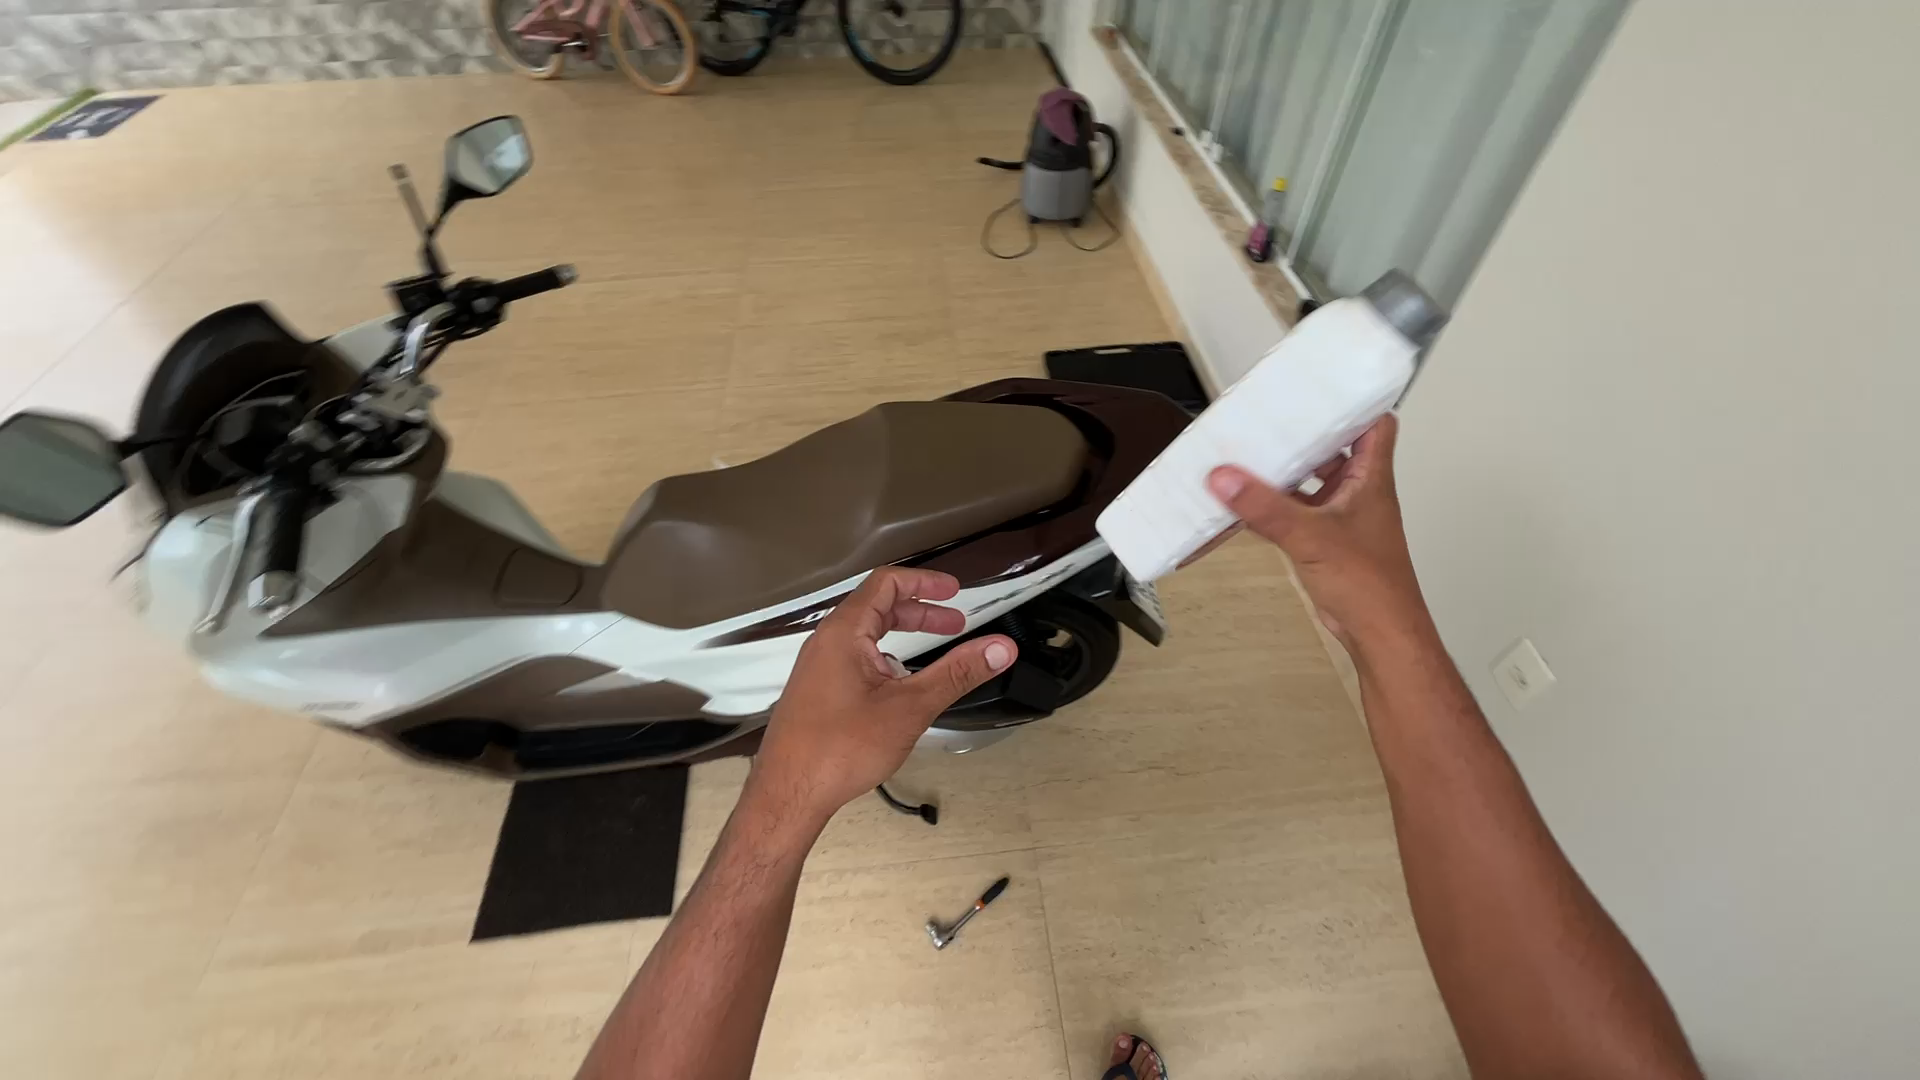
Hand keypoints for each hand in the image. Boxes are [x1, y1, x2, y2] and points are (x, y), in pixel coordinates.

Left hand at [750, 567, 1016, 824]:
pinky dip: (885, 655)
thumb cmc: (841, 749)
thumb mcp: (910, 707)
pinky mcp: (816, 690)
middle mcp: (827, 641)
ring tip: (936, 649)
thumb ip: (957, 673)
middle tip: (956, 623)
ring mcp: (818, 666)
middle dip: (921, 611)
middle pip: (878, 606)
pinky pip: (855, 656)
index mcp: (845, 632)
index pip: (886, 583)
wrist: (787, 796)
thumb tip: (1000, 648)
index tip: (955, 591)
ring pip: (866, 633)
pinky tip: (902, 683)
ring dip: (903, 633)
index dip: (924, 581)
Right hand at [1203, 414, 1431, 651]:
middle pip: (1334, 449)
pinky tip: (1244, 501)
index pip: (1374, 424)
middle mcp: (1358, 491)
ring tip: (1247, 453)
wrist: (1378, 633)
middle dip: (1302, 435)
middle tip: (1265, 419)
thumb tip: (1221, 476)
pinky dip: (1273, 505)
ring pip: (1311, 482)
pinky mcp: (1324, 540)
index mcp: (1371, 477)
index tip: (1315, 389)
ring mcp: (1341, 516)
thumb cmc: (1365, 581)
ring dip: (1285, 471)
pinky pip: (1295, 511)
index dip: (1352, 402)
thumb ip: (1264, 507)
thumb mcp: (1311, 536)